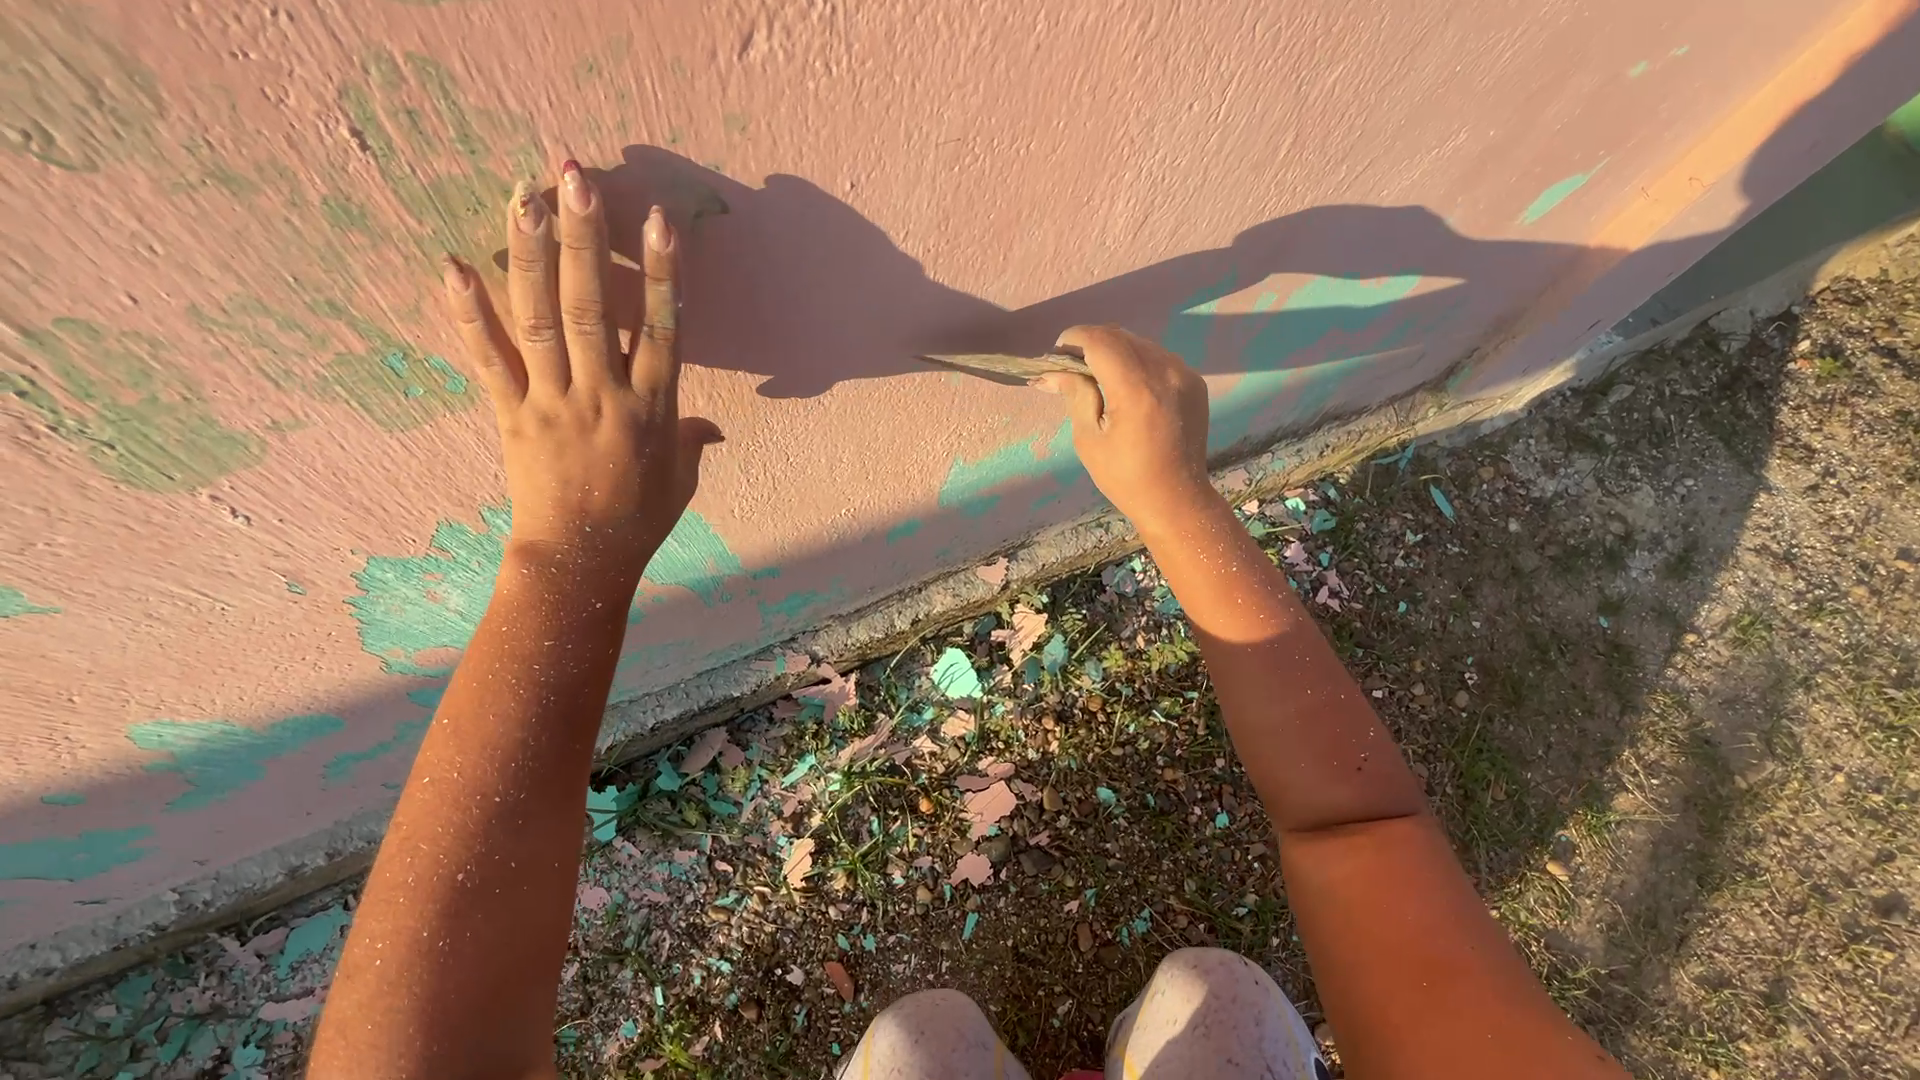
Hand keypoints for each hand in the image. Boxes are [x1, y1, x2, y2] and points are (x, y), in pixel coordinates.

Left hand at [442, 162, 721, 582]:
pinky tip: (451, 266)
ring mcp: (553, 402)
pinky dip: (468, 315)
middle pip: (591, 307)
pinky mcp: (511, 416)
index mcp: (652, 409)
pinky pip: (488, 360)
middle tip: (575, 177)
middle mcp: (603, 395)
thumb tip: (712, 428)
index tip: (659, 221)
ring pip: (540, 320)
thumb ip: (693, 443)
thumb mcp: (681, 482)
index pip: (660, 328)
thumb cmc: (639, 522)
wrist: (580, 563)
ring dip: (530, 255)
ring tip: (524, 196)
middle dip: (585, 240)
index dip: (661, 273)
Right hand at [1032, 325, 1212, 530]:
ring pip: (1141, 343)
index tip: (1057, 352)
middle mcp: (1165, 372)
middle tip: (1071, 364)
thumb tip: (1054, 370)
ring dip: (1114, 349)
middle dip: (1091, 342)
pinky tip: (1125, 384)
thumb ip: (1075, 396)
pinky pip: (1159, 357)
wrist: (1176, 499)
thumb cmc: (1125, 477)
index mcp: (1136, 389)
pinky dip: (1137, 361)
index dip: (1074, 339)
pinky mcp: (1194, 382)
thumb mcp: (1089, 440)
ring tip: (1096, 373)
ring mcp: (1184, 375)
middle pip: (1120, 336)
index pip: (1100, 341)